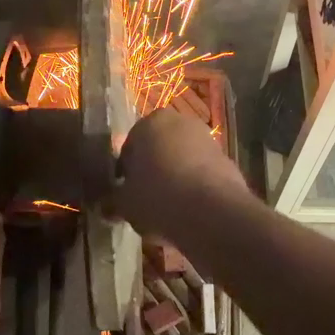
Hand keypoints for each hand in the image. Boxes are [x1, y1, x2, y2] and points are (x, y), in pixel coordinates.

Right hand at [113, 109, 249, 239]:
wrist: (211, 212)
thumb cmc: (157, 197)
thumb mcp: (125, 204)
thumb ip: (113, 202)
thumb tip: (106, 207)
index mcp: (149, 123)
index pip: (129, 145)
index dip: (125, 171)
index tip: (125, 192)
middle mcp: (181, 122)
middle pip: (159, 148)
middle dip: (153, 170)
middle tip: (146, 199)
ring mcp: (208, 139)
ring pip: (183, 160)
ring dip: (175, 179)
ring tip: (169, 209)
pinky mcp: (228, 160)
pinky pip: (203, 174)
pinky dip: (196, 188)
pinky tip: (190, 212)